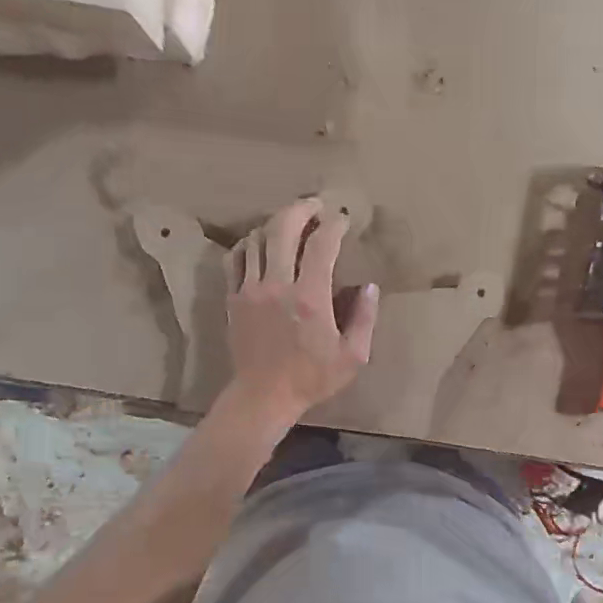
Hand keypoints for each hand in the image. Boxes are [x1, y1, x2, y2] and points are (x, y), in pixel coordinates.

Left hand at [221, 197, 378, 423]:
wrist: (263, 396)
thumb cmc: (312, 378)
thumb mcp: (353, 356)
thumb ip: (365, 318)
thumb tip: (369, 287)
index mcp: (310, 298)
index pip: (321, 245)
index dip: (334, 225)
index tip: (343, 220)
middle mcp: (277, 286)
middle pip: (282, 229)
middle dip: (301, 209)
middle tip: (315, 206)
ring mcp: (250, 290)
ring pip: (257, 239)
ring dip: (275, 225)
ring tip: (290, 225)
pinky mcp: (233, 298)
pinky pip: (236, 258)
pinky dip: (249, 244)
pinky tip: (260, 245)